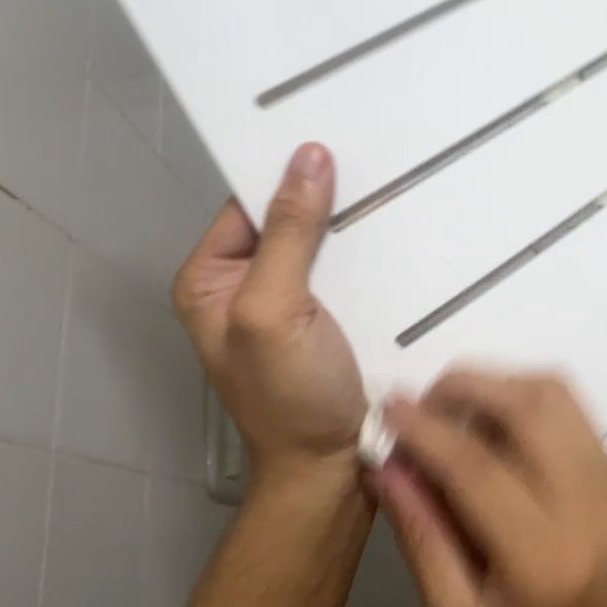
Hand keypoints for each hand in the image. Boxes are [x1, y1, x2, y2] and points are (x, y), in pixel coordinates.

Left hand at [173, 143, 365, 488]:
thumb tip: (308, 158)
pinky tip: (396, 231)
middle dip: (326, 193)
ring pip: (321, 238)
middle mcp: (245, 281)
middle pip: (286, 215)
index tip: (332, 139)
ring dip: (352, 221)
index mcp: (211, 277)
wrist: (333, 467)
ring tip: (392, 184)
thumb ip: (288, 233)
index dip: (285, 171)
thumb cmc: (289, 399)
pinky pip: (345, 264)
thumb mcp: (274, 310)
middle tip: (372, 157)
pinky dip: (367, 249)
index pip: (247, 202)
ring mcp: (289, 297)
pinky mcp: (326, 312)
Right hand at [373, 372, 606, 606]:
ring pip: (554, 391)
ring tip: (454, 413)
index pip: (475, 466)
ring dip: (495, 383)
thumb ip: (424, 543)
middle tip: (419, 406)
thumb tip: (386, 466)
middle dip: (462, 386)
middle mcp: (589, 503)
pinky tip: (494, 428)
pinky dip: (523, 398)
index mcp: (545, 561)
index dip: (423, 429)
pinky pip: (570, 407)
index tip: (386, 407)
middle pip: (526, 404)